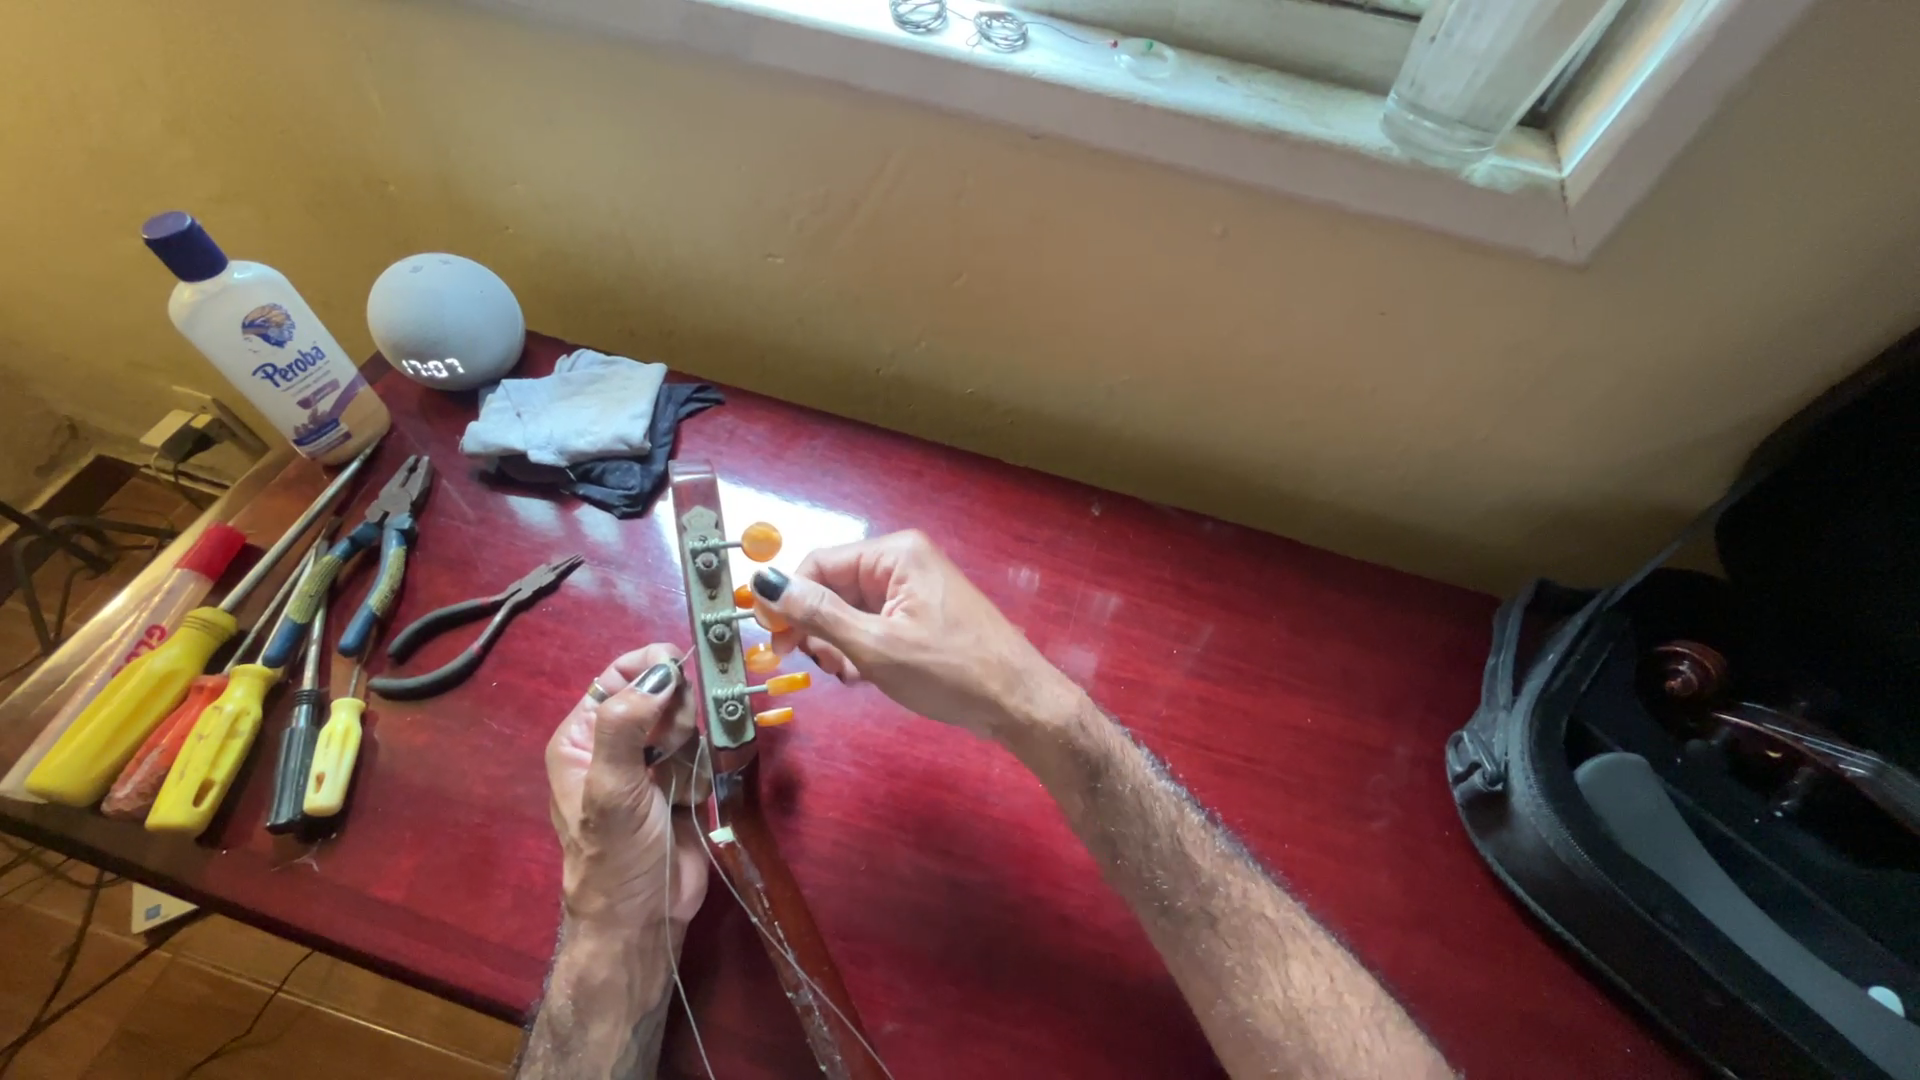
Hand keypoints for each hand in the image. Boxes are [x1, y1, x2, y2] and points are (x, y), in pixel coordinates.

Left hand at [545, 645, 707, 932]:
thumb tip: (661, 671)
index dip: (650, 665)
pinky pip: (706, 750)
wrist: (645, 918)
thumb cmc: (614, 855)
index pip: (618, 676)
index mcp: (584, 736)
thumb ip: (626, 726)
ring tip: (682, 781)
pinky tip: (694, 797)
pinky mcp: (684, 781)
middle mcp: (618, 743)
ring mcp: (654, 762)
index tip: (682, 667)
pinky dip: (707, 768)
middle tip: (673, 746)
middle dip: (677, 714)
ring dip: (694, 745)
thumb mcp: (611, 789)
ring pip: (689, 720)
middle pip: (662, 693)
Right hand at [756, 530, 1082, 739]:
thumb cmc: (949, 671)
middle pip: (833, 589)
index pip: (819, 564)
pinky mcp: (920, 617)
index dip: (788, 601)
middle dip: (820, 630)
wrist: (1017, 703)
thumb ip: (817, 613)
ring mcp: (913, 590)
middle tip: (823, 667)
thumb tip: (763, 580)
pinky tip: (867, 677)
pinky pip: (873, 626)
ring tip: (853, 676)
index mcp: (895, 554)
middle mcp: (903, 563)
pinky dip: (862, 651)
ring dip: (839, 647)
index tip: (772, 642)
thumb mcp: (875, 645)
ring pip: (850, 612)